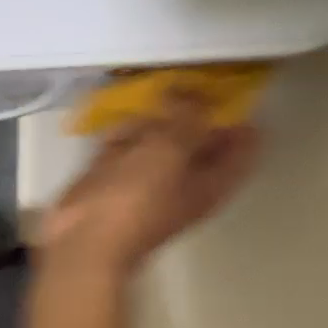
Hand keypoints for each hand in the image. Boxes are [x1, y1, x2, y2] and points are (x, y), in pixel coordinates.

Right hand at [39, 93, 260, 274]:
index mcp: (212, 183)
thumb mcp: (173, 148)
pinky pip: (125, 151)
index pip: (244, 145)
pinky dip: (121, 137)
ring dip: (151, 122)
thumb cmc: (136, 199)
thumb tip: (193, 90)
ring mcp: (148, 183)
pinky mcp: (114, 183)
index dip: (239, 115)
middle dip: (190, 112)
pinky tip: (113, 130)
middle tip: (177, 88)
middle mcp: (185, 183)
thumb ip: (189, 114)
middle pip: (199, 139)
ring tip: (142, 105)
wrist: (83, 239)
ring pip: (160, 141)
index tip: (223, 90)